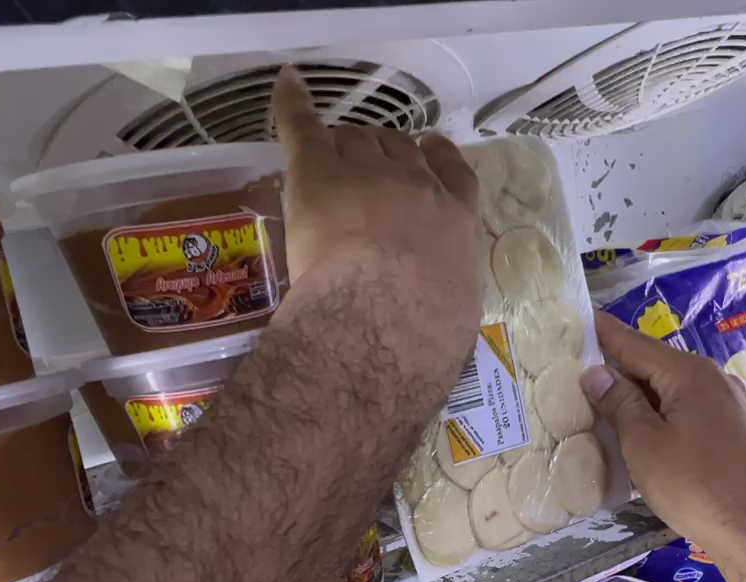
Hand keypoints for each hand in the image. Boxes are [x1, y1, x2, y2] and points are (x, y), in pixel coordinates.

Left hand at [272, 66, 484, 388]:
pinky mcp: (316, 168)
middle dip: (385, 155)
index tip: (428, 152)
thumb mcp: (457, 315)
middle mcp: (417, 185)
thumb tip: (439, 311)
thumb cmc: (428, 332)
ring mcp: (367, 172)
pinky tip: (287, 85)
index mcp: (457, 222)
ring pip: (355, 140)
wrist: (387, 315)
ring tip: (330, 155)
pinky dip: (293, 104)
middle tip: (366, 171)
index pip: (451, 175)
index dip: (435, 160)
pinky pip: (304, 125)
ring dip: (346, 145)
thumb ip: (449, 297)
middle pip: (399, 150)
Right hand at [581, 313, 745, 564]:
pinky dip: (664, 410)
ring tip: (610, 401)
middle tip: (586, 372)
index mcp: (689, 373)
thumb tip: (596, 373)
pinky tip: (648, 426)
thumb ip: (619, 403)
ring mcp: (729, 402)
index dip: (608, 335)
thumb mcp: (643, 443)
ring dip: (643, 393)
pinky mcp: (734, 428)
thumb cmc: (690, 484)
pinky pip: (690, 406)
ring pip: (675, 388)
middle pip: (658, 364)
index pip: (637, 345)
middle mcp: (714, 378)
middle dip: (623, 368)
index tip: (586, 319)